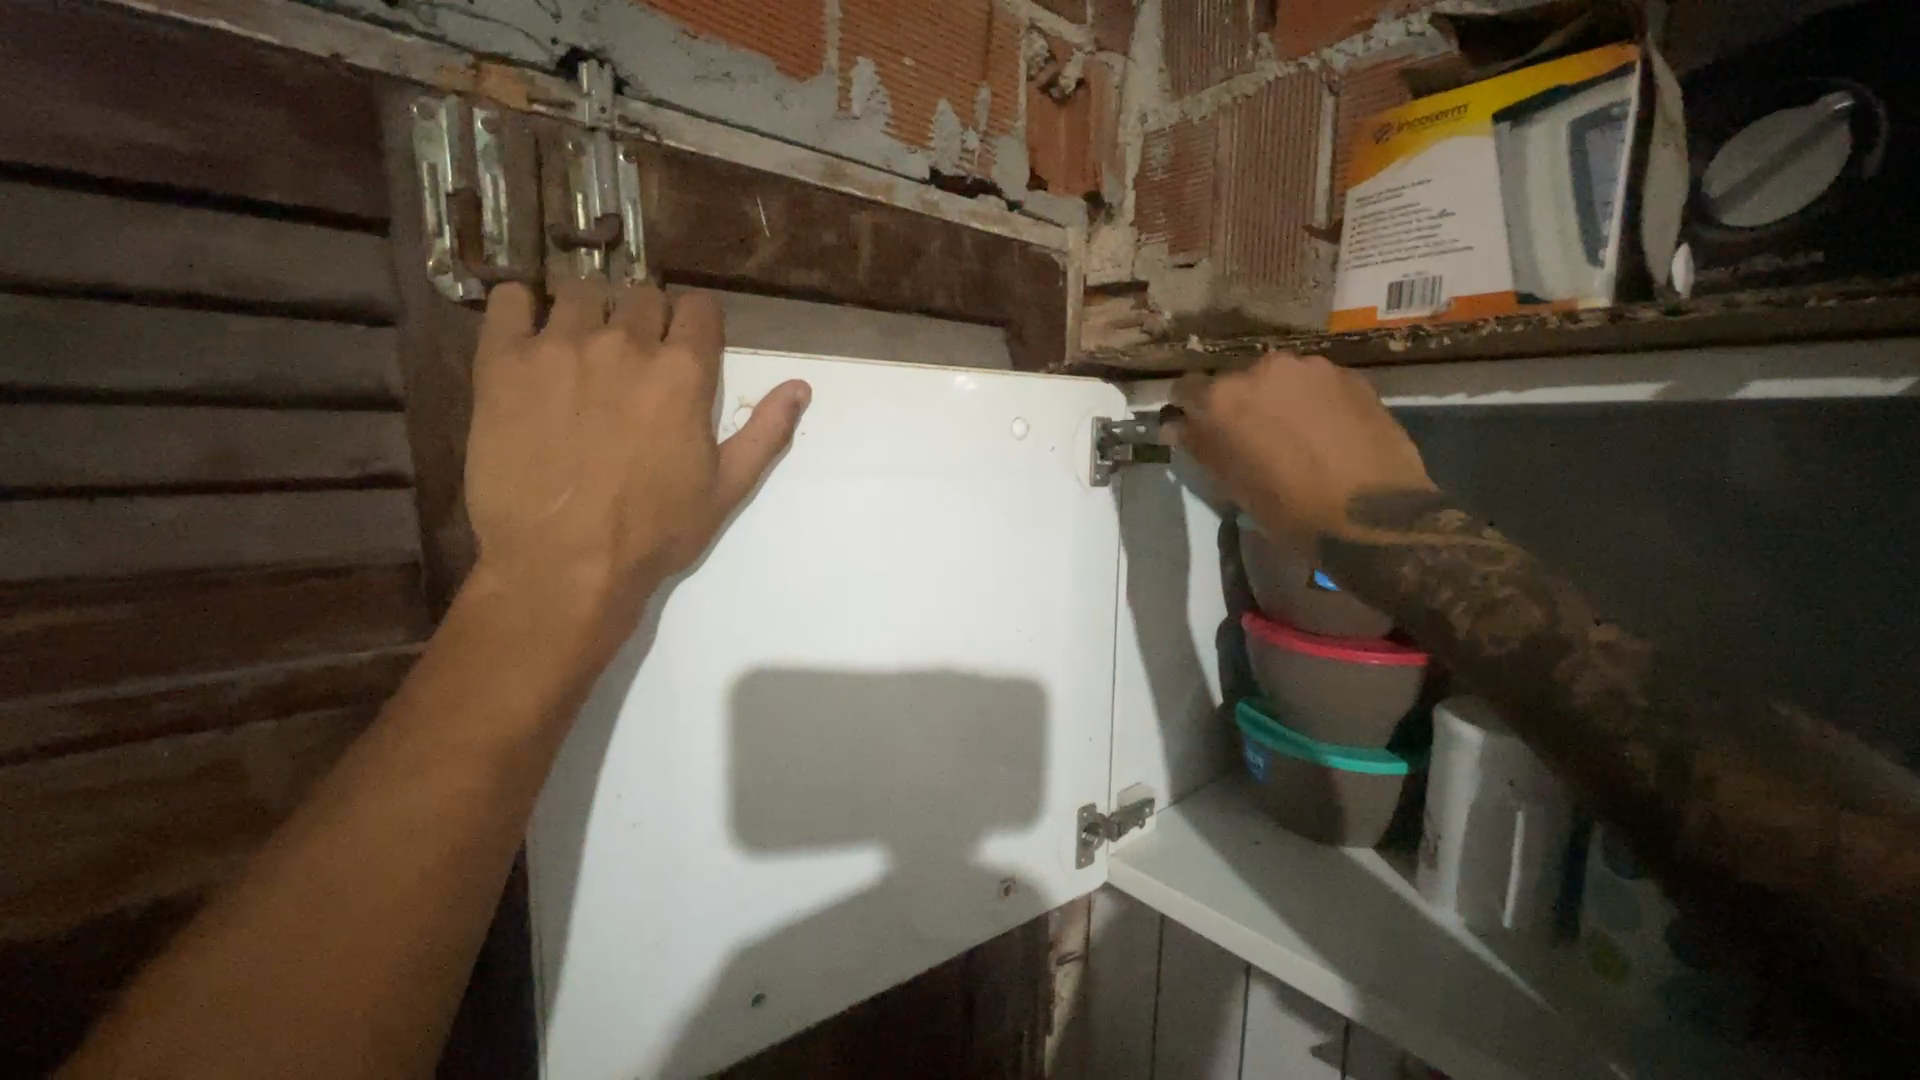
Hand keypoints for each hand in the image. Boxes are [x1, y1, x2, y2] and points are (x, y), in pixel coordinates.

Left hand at [462, 279, 809, 639]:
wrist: (563, 564)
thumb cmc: (654, 532)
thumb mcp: (727, 489)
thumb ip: (766, 432)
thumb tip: (801, 387)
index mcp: (683, 372)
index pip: (699, 308)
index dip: (697, 325)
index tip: (688, 347)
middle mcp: (625, 344)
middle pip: (642, 295)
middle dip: (646, 319)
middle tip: (633, 361)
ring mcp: (560, 348)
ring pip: (580, 292)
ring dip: (589, 312)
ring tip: (580, 350)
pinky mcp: (503, 362)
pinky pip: (509, 301)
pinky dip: (520, 309)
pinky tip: (527, 338)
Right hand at [1169, 352, 1432, 546]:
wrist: (1372, 515)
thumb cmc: (1289, 509)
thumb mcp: (1232, 485)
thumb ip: (1200, 446)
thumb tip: (1176, 425)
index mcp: (1223, 398)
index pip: (1187, 388)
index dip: (1190, 409)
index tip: (1198, 428)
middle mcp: (1262, 369)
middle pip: (1237, 381)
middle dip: (1240, 404)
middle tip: (1253, 439)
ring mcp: (1310, 368)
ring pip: (1280, 379)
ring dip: (1279, 399)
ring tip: (1295, 435)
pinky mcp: (1350, 374)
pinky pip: (1317, 383)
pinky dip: (1314, 401)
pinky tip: (1328, 433)